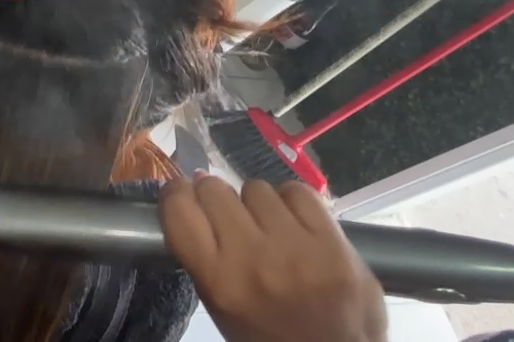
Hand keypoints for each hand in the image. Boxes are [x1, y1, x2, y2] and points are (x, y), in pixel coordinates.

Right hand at [159, 175, 385, 341]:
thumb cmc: (267, 341)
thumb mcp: (220, 307)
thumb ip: (202, 252)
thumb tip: (193, 190)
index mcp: (220, 283)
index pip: (178, 207)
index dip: (177, 195)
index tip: (185, 198)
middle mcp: (255, 260)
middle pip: (215, 188)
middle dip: (217, 200)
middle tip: (231, 220)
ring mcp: (299, 251)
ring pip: (256, 188)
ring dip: (258, 206)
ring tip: (271, 230)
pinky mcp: (336, 246)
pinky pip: (299, 193)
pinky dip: (293, 205)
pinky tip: (298, 227)